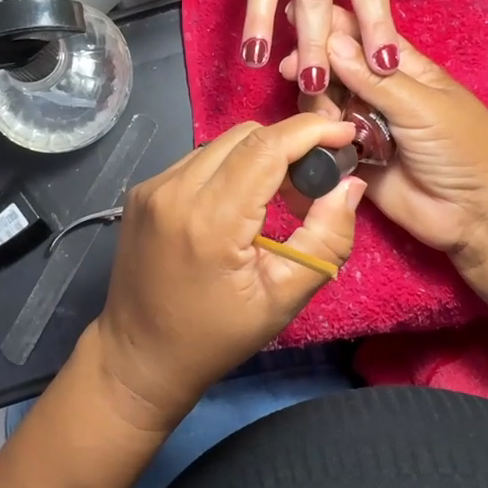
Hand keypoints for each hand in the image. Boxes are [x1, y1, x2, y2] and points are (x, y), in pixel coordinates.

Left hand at [93, 114, 365, 426]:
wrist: (138, 355)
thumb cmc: (215, 337)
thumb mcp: (283, 298)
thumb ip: (324, 239)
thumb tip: (349, 184)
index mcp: (210, 221)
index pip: (266, 147)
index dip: (310, 132)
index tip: (345, 135)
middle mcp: (175, 190)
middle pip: (244, 136)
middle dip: (288, 146)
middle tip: (313, 184)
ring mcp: (153, 186)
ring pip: (220, 144)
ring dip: (258, 157)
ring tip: (279, 198)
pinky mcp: (143, 190)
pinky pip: (197, 160)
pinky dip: (228, 168)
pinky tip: (240, 203)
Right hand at [280, 8, 487, 269]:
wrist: (476, 218)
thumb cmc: (465, 150)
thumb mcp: (423, 106)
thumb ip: (374, 78)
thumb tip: (332, 39)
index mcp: (404, 68)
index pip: (364, 36)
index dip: (333, 24)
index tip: (299, 14)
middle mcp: (380, 92)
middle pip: (336, 66)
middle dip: (314, 63)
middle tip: (293, 68)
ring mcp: (364, 124)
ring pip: (324, 99)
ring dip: (315, 98)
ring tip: (320, 109)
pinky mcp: (352, 156)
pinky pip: (324, 136)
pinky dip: (315, 131)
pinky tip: (315, 131)